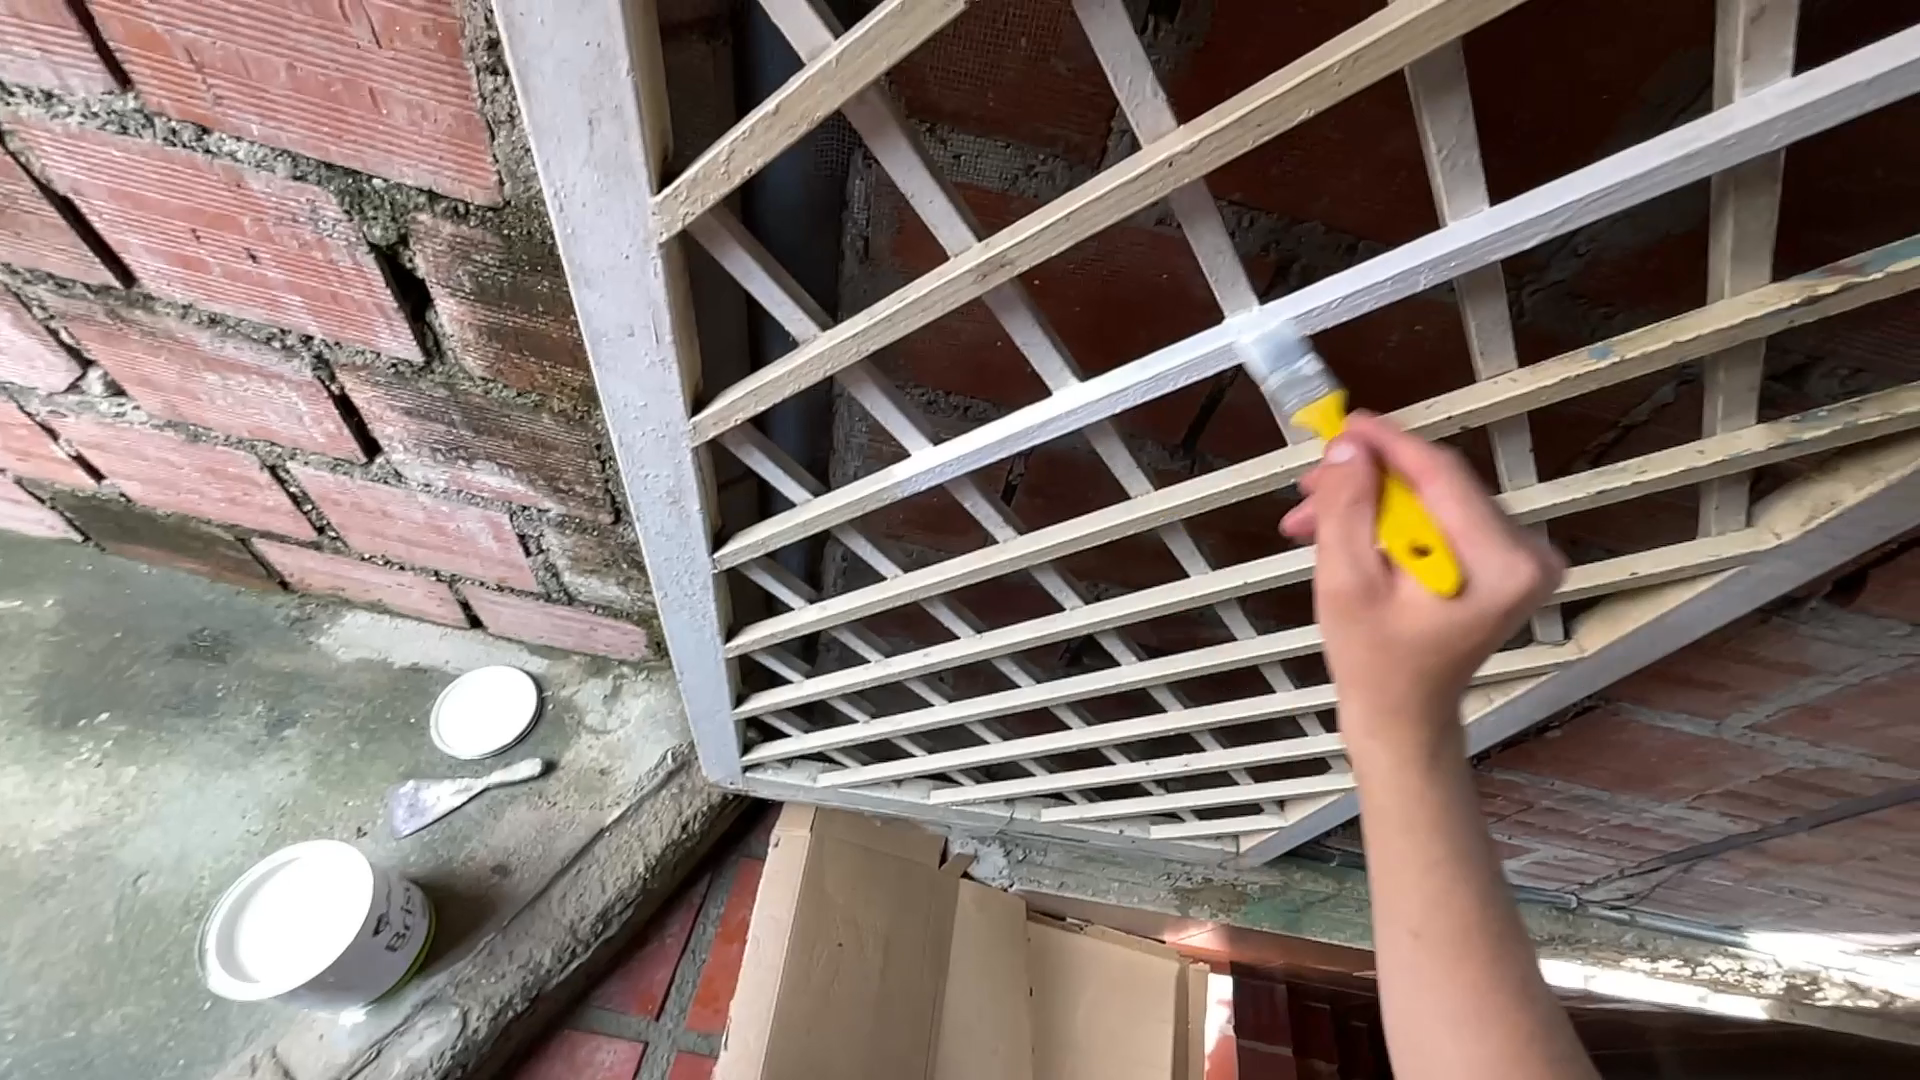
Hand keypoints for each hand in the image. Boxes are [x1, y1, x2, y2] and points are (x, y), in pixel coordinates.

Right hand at [1281, 412, 1563, 754]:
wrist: (1401, 713)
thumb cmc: (1371, 658)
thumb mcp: (1345, 581)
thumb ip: (1347, 509)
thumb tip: (1346, 448)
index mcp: (1500, 561)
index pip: (1441, 475)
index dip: (1387, 443)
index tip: (1341, 423)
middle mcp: (1526, 552)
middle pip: (1436, 486)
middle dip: (1365, 480)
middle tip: (1306, 489)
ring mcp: (1517, 559)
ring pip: (1430, 500)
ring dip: (1368, 501)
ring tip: (1309, 520)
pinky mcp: (1499, 565)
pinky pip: (1437, 520)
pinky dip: (1389, 520)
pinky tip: (1344, 532)